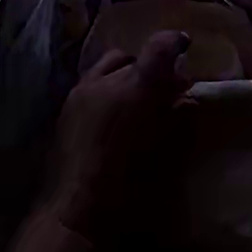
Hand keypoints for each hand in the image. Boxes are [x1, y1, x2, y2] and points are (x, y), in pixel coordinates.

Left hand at [39, 29, 189, 243]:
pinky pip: (91, 82)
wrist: (77, 209)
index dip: (172, 42)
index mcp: (134, 90)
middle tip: (168, 89)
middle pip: (131, 58)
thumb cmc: (131, 189)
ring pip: (107, 67)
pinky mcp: (66, 106)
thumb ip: (176, 119)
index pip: (157, 50)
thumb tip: (185, 101)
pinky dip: (107, 86)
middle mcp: (104, 82)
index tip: (184, 43)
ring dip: (126, 73)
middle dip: (151, 66)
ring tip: (138, 97)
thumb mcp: (164, 153)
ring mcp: (80, 91)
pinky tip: (114, 111)